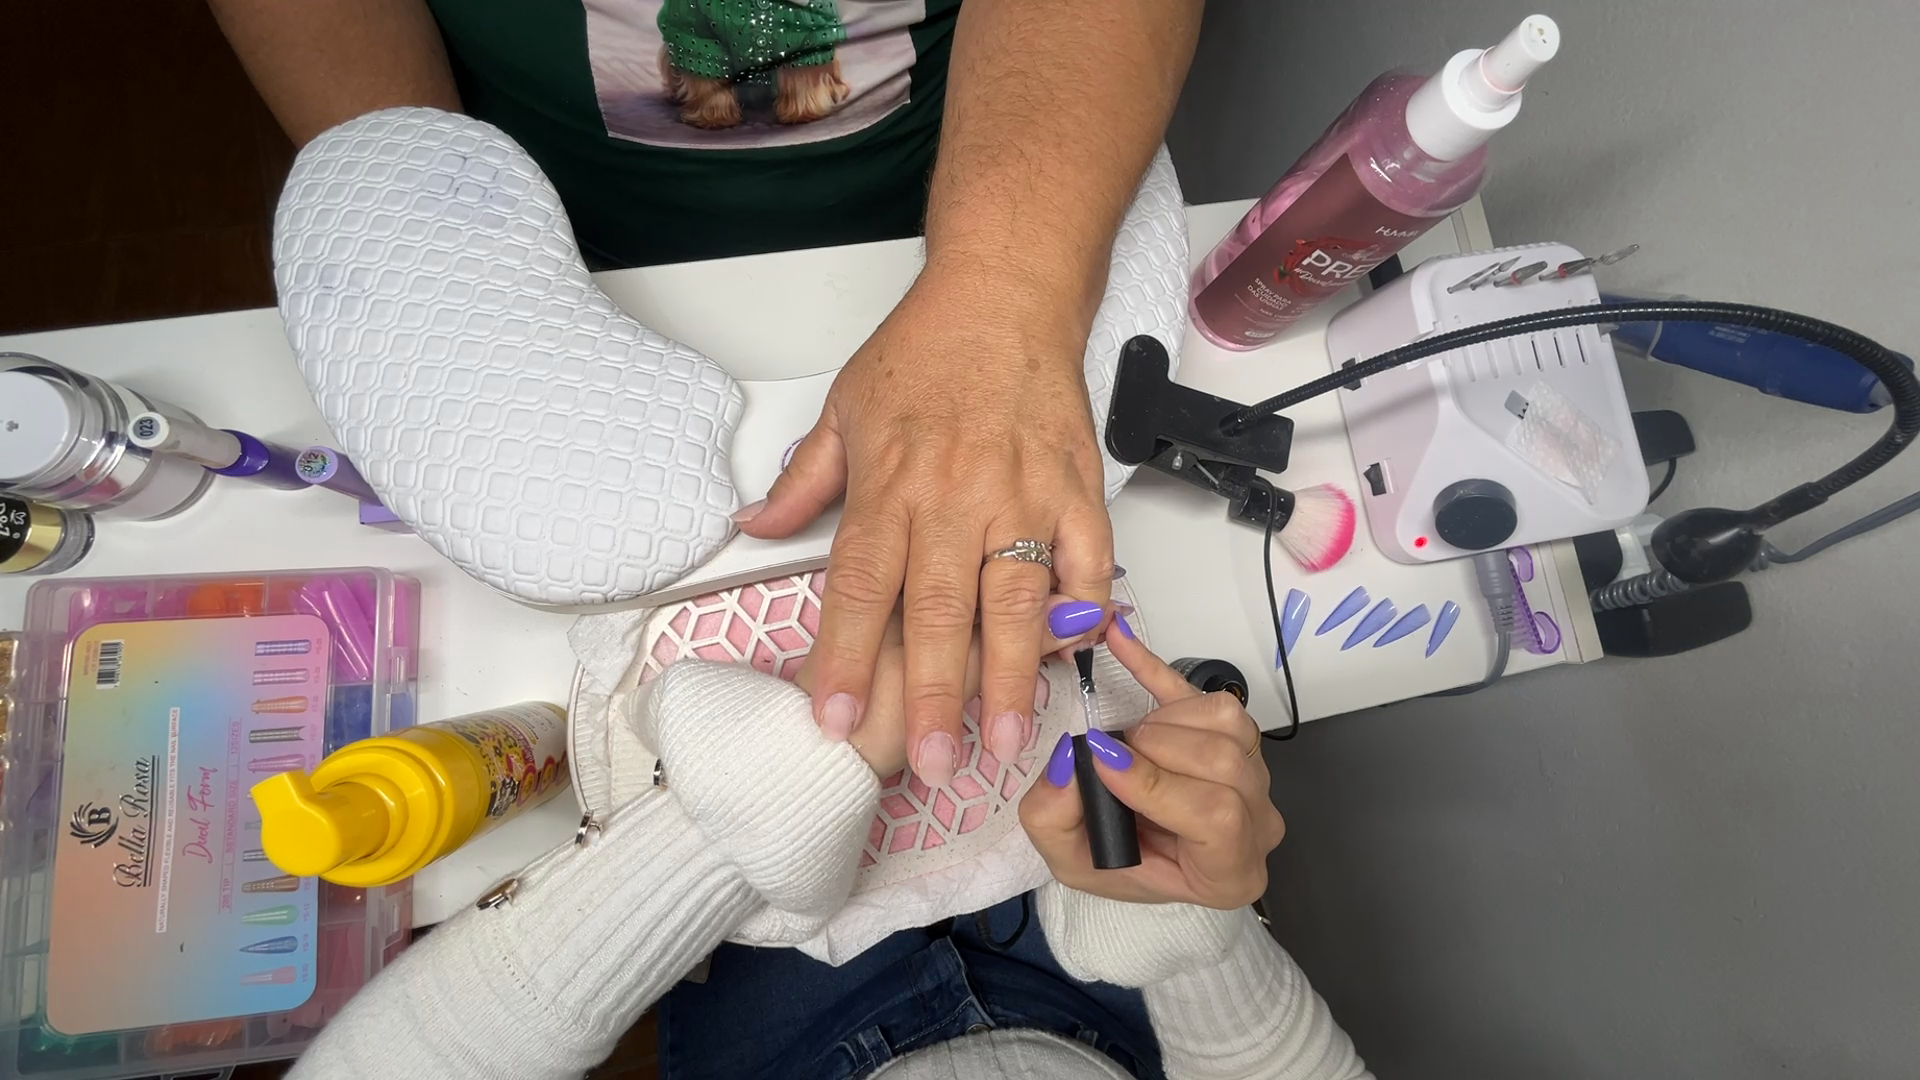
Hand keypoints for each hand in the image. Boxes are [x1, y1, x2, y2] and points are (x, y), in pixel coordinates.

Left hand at [738, 262, 1114, 787]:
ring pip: (1017, 599)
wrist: (1003, 299)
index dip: (847, 658)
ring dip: (1010, 675)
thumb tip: (754, 525)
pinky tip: (1074, 656)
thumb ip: (803, 480)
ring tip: (1001, 738)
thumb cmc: (926, 354)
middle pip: (941, 609)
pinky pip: (1087, 560)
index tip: (837, 718)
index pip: (862, 587)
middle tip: (932, 763)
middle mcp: (958, 497)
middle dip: (934, 694)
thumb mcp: (845, 408)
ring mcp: (1026, 496)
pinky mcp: (1077, 488)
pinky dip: (1085, 610)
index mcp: (893, 483)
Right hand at [1020, 629, 1285, 908]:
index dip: (1157, 783)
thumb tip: (1070, 756)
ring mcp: (1254, 774)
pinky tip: (1119, 642)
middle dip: (1153, 747)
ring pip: (1226, 721)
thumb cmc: (1112, 862)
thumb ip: (1055, 816)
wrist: (1133, 849)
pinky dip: (1157, 666)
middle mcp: (1256, 822)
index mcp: (1229, 872)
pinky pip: (1204, 690)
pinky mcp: (1231, 731)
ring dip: (1162, 719)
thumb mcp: (1067, 859)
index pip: (1217, 818)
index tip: (1103, 762)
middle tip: (1108, 752)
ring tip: (1127, 737)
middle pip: (1222, 762)